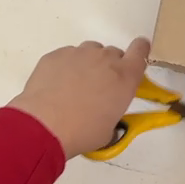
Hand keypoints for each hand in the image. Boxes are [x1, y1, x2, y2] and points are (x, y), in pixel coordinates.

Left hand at [7, 38, 150, 158]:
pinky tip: (57, 87)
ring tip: (75, 89)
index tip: (133, 61)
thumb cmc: (82, 132)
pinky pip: (67, 56)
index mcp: (124, 77)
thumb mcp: (109, 130)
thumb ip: (114, 114)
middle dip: (109, 68)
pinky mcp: (56, 54)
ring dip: (88, 66)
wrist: (44, 126)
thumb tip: (106, 115)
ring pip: (89, 53)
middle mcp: (104, 59)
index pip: (140, 50)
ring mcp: (79, 53)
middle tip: (98, 91)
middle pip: (113, 54)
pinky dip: (66, 68)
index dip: (139, 52)